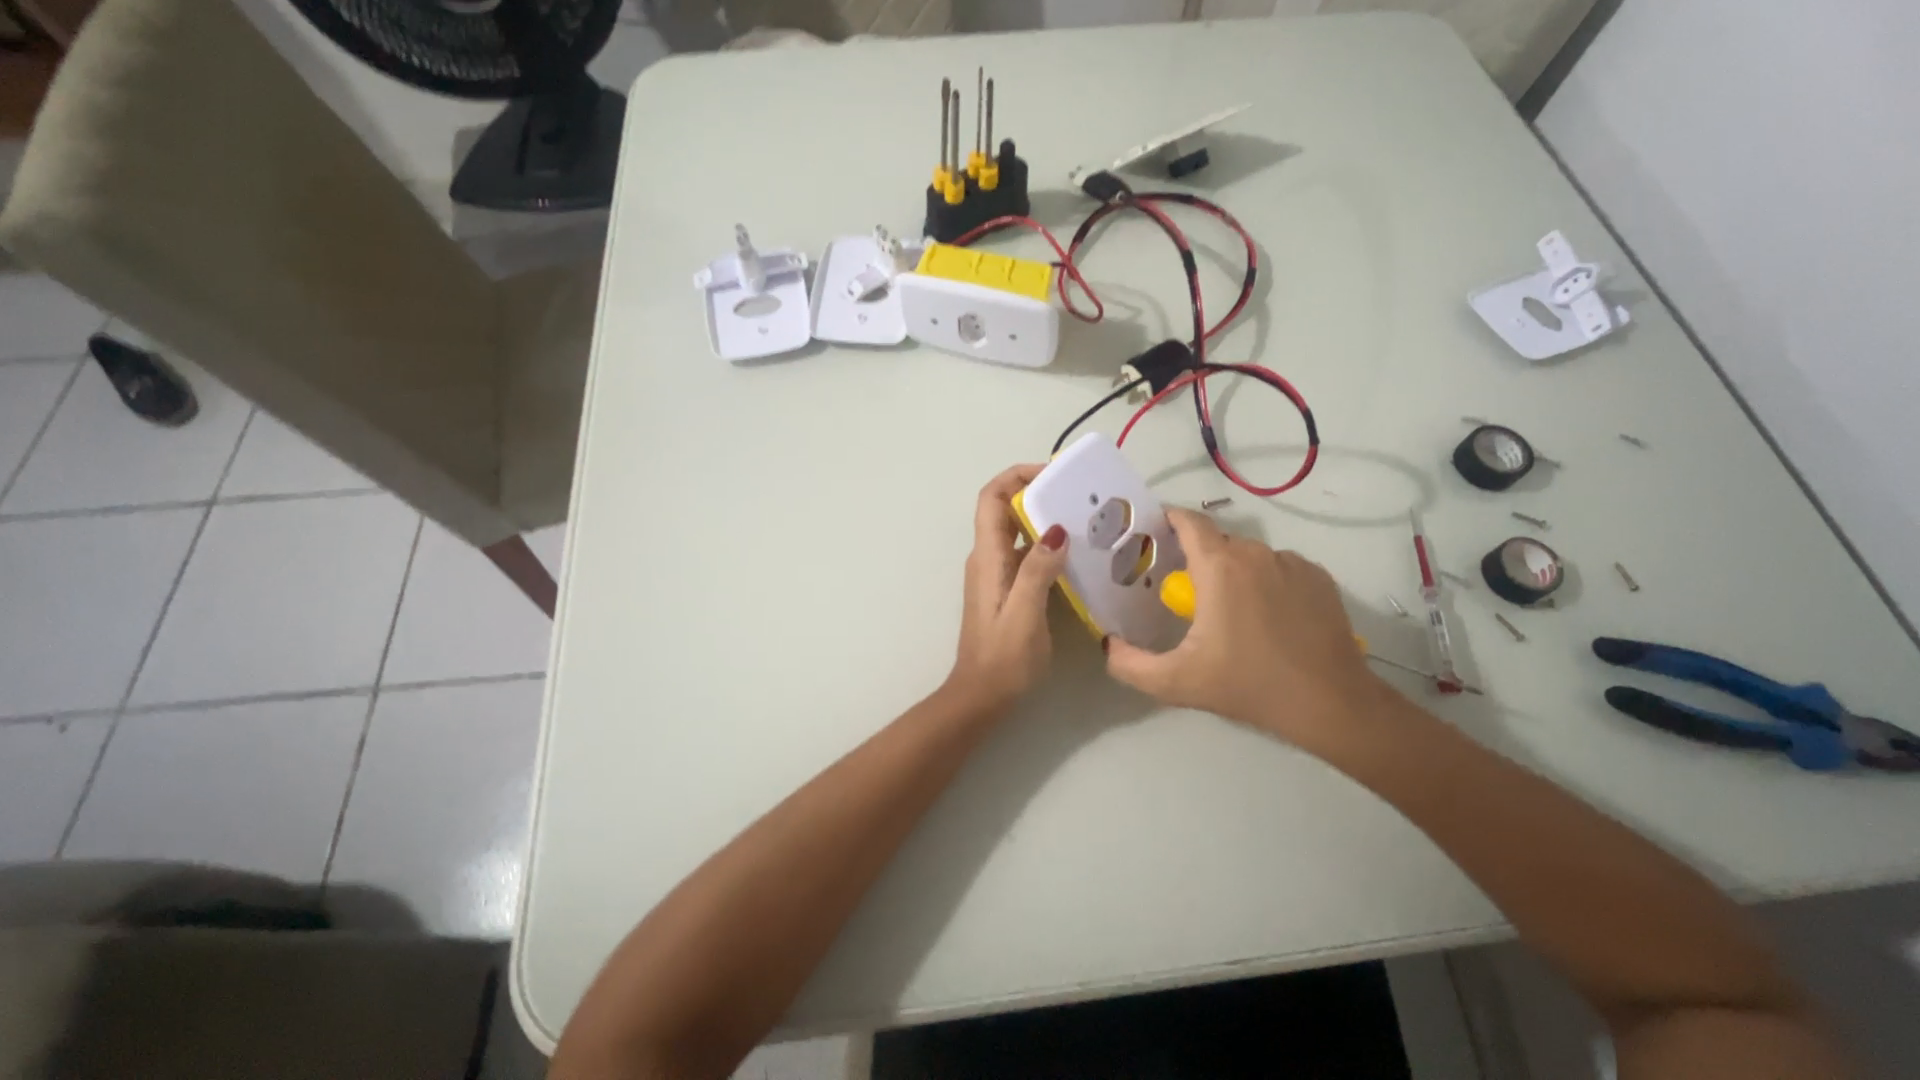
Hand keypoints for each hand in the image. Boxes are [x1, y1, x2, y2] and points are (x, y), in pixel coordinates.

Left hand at [946, 464, 1070, 711]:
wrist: (982, 696)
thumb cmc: (1004, 658)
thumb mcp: (1024, 613)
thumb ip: (1037, 570)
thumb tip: (1056, 529)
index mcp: (987, 558)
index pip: (991, 498)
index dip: (1017, 476)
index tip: (1053, 474)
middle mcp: (988, 559)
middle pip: (1004, 509)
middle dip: (1037, 493)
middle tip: (1079, 494)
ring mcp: (996, 575)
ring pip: (1017, 532)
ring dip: (1045, 519)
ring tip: (1085, 518)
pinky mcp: (1007, 591)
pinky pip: (1025, 554)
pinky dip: (1047, 545)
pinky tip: (1076, 555)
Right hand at [1104, 509, 1397, 749]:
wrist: (1329, 703)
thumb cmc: (1247, 685)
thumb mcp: (1176, 682)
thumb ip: (1129, 664)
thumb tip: (1107, 644)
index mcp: (1219, 566)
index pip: (1188, 521)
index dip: (1167, 521)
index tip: (1152, 537)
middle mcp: (1256, 553)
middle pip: (1218, 542)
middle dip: (1199, 560)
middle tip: (1188, 595)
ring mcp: (1293, 564)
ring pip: (1251, 558)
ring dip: (1235, 575)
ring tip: (1233, 615)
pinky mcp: (1321, 579)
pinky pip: (1281, 570)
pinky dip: (1268, 585)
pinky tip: (1269, 621)